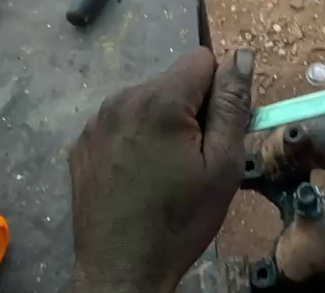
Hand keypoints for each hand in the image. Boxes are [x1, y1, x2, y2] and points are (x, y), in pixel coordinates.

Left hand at [70, 46, 254, 292]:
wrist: (120, 274)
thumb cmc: (179, 221)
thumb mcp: (223, 165)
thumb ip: (232, 103)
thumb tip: (242, 55)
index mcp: (160, 99)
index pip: (202, 59)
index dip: (216, 91)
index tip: (212, 130)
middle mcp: (123, 98)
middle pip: (173, 81)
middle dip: (188, 108)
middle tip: (191, 158)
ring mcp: (97, 120)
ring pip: (148, 99)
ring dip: (162, 121)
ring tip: (163, 169)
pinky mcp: (82, 142)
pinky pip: (122, 120)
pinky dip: (135, 137)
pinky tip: (137, 174)